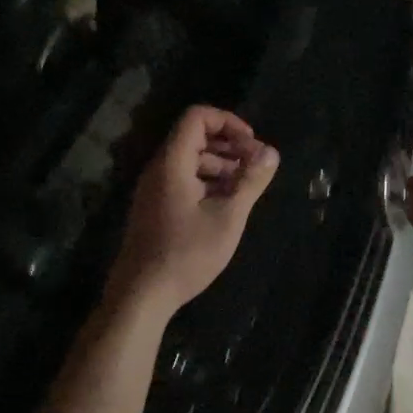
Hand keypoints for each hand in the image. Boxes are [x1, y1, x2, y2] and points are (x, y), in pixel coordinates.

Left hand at [108, 106, 279, 316]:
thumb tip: (271, 152)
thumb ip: (250, 181)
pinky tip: (226, 205)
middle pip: (194, 137)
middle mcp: (159, 168)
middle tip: (256, 165)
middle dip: (229, 145)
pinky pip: (183, 180)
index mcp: (173, 162)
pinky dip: (207, 182)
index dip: (228, 121)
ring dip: (220, 165)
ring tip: (246, 186)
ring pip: (190, 161)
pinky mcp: (155, 208)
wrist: (140, 295)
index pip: (197, 117)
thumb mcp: (227, 217)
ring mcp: (154, 189)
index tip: (252, 143)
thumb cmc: (186, 254)